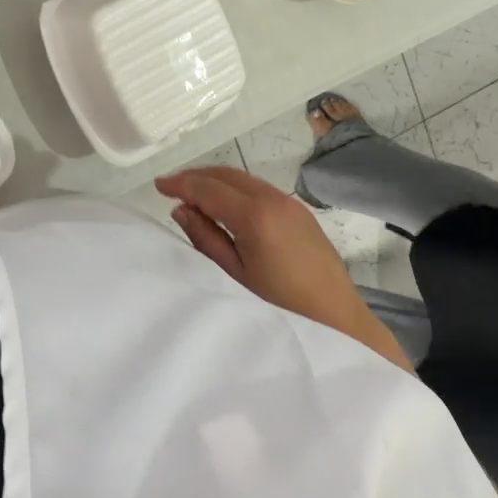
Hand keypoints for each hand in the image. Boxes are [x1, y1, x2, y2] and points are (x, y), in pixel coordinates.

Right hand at [154, 166, 364, 332]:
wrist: (339, 322)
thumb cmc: (281, 307)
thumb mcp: (235, 276)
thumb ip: (206, 238)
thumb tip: (181, 209)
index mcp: (255, 215)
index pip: (208, 188)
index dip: (180, 184)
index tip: (157, 185)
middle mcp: (273, 199)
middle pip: (226, 175)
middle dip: (197, 177)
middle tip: (171, 188)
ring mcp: (290, 203)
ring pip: (244, 179)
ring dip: (216, 181)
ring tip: (194, 195)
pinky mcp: (301, 212)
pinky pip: (259, 189)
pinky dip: (236, 189)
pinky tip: (226, 204)